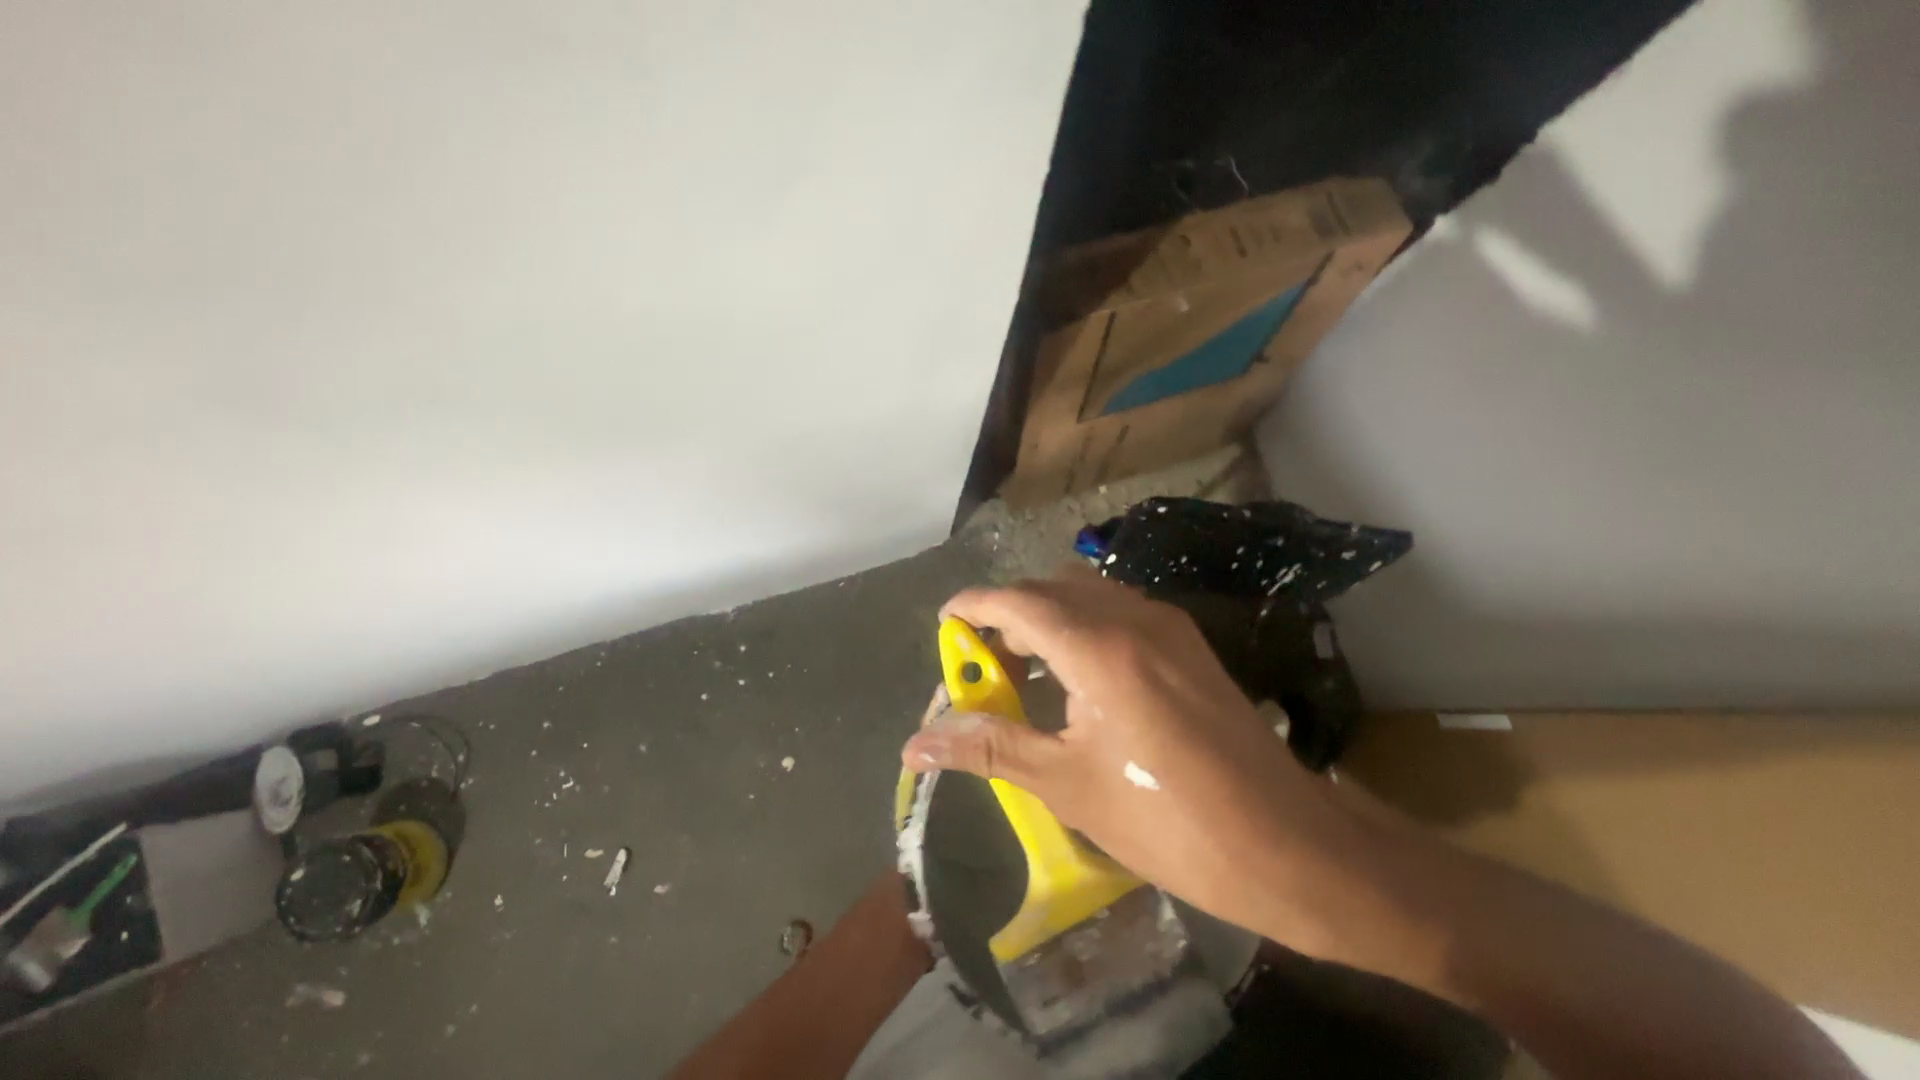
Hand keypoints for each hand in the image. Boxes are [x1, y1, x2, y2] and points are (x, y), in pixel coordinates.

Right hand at [900, 565, 1362, 951]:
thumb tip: (915, 744)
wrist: (1280, 840)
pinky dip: (1084, 625)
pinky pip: (1120, 612)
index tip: (943, 624)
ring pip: (1089, 595)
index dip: (973, 606)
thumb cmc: (1164, 818)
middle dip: (1007, 613)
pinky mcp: (1190, 646)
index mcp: (1098, 647)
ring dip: (1048, 616)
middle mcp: (1133, 619)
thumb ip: (990, 749)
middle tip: (980, 662)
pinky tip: (1078, 676)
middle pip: (1051, 589)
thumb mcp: (1065, 783)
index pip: (1017, 602)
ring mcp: (1169, 628)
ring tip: (1024, 668)